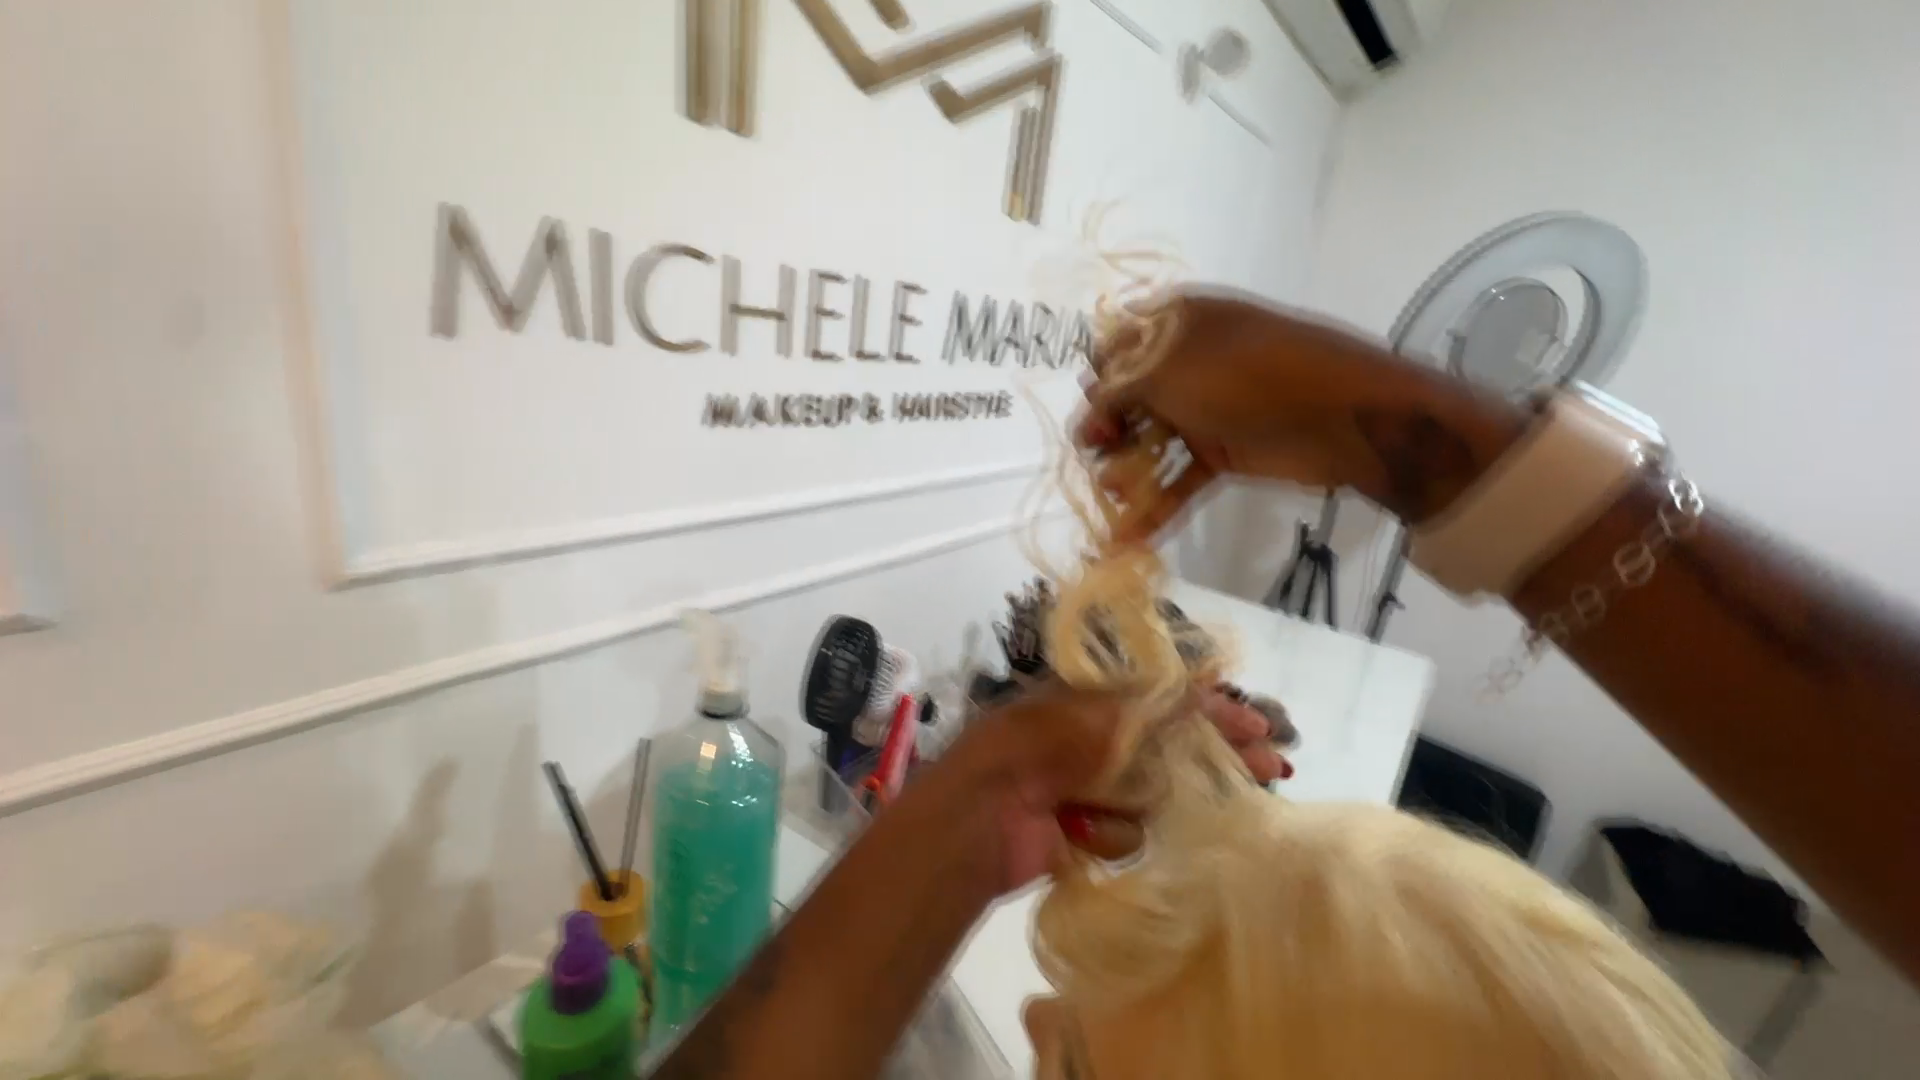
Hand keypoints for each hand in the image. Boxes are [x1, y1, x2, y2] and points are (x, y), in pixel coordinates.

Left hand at [909, 683, 1291, 895]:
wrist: (975, 818)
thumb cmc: (1032, 750)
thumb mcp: (1091, 716)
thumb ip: (1147, 706)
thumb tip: (1199, 684)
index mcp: (1092, 701)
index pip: (1166, 699)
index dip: (1212, 710)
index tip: (1258, 726)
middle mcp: (1096, 739)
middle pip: (1172, 746)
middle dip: (1217, 755)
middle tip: (1273, 768)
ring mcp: (1091, 786)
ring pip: (1153, 792)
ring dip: (1157, 800)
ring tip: (1156, 801)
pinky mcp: (1086, 830)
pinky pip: (1126, 831)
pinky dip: (1107, 830)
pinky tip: (1080, 828)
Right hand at [1077, 287, 1524, 540]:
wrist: (1342, 414)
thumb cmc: (1246, 377)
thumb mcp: (1167, 372)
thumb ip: (1114, 393)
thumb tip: (1085, 422)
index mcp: (1171, 325)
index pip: (1112, 350)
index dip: (1095, 385)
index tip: (1092, 420)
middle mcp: (1183, 364)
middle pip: (1126, 400)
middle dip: (1105, 433)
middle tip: (1099, 459)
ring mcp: (1203, 409)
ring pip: (1149, 442)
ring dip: (1125, 472)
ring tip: (1112, 499)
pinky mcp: (1221, 452)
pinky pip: (1178, 478)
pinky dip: (1156, 506)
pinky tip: (1129, 537)